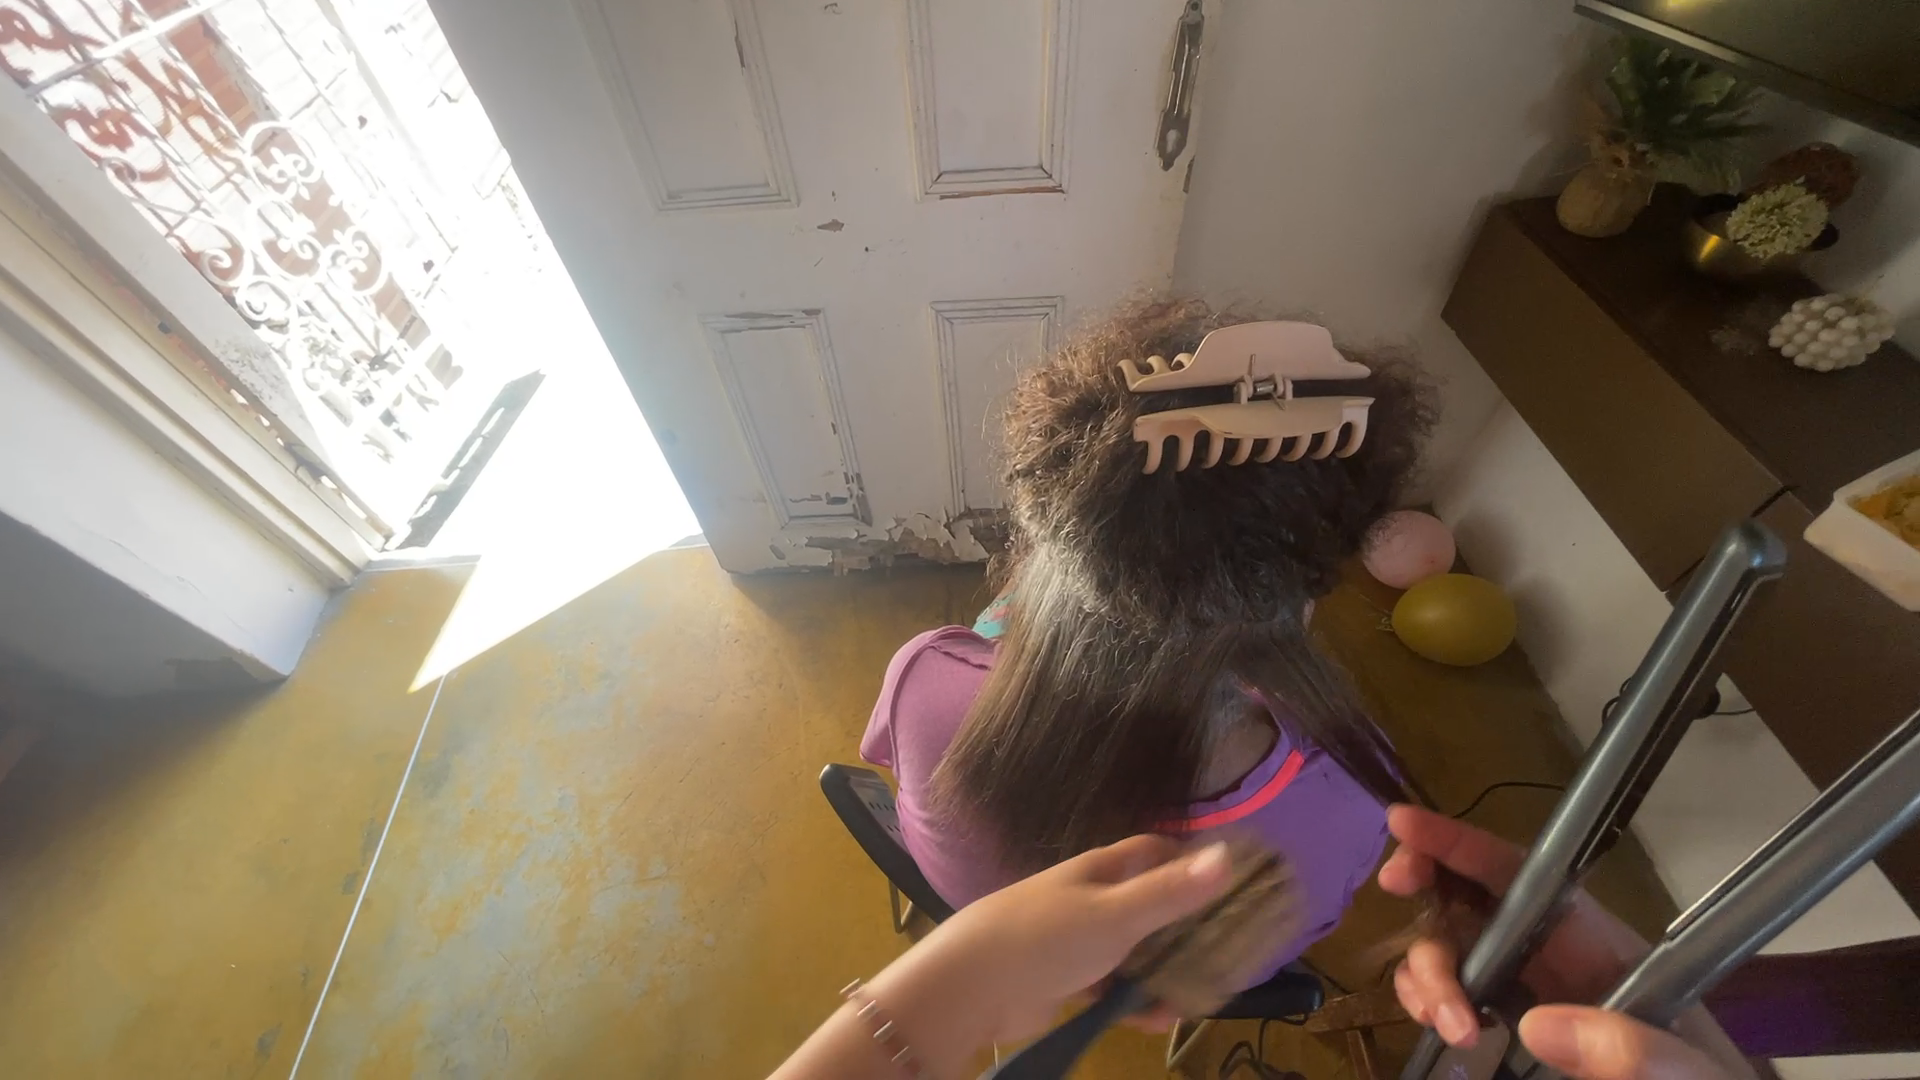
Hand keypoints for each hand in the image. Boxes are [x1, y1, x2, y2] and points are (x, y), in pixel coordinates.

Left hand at [889, 834, 1231, 1046]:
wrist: (976, 983)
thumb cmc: (1049, 935)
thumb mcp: (1116, 914)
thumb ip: (1170, 892)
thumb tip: (1227, 853)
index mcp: (1102, 870)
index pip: (1154, 853)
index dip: (1190, 861)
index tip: (1233, 885)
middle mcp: (1092, 897)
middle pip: (1149, 905)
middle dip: (1185, 929)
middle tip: (1226, 956)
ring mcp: (1079, 938)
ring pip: (1134, 951)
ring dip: (1162, 973)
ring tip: (1193, 999)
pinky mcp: (1068, 977)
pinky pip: (1113, 985)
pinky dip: (1134, 1000)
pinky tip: (1154, 1020)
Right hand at [1378, 805, 1747, 1079]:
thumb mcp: (1698, 1072)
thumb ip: (1640, 1050)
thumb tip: (1535, 1026)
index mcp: (1590, 938)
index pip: (1516, 871)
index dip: (1456, 840)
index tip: (1401, 822)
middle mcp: (1541, 948)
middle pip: (1461, 894)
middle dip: (1421, 882)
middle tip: (1393, 886)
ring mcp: (1515, 984)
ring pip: (1441, 945)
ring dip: (1426, 971)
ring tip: (1452, 1025)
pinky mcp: (1498, 1021)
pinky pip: (1439, 990)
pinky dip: (1423, 998)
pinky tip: (1439, 1026)